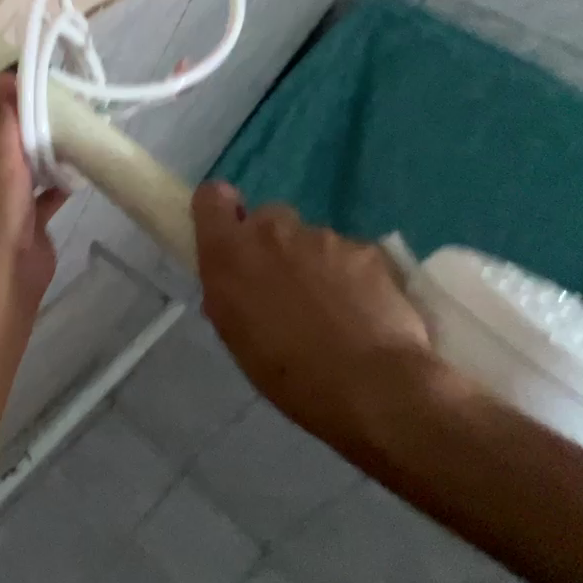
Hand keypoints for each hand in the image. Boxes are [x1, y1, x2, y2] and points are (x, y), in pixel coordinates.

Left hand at [0, 74, 70, 304]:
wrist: (8, 271)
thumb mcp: (0, 157)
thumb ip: (5, 117)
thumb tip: (6, 75)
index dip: (7, 109)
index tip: (36, 94)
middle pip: (6, 146)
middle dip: (31, 132)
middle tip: (62, 113)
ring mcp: (0, 201)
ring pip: (26, 169)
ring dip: (47, 157)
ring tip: (74, 136)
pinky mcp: (23, 219)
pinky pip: (42, 194)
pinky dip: (57, 184)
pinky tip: (79, 172)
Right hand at [192, 182, 443, 448]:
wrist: (371, 385)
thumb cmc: (284, 369)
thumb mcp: (232, 329)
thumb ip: (229, 288)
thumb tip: (237, 279)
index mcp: (228, 251)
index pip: (212, 196)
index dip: (220, 209)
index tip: (228, 231)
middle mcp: (271, 232)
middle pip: (269, 217)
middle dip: (274, 242)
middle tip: (286, 282)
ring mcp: (324, 238)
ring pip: (315, 239)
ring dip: (317, 262)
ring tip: (335, 307)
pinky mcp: (370, 252)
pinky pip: (354, 255)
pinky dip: (356, 276)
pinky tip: (366, 311)